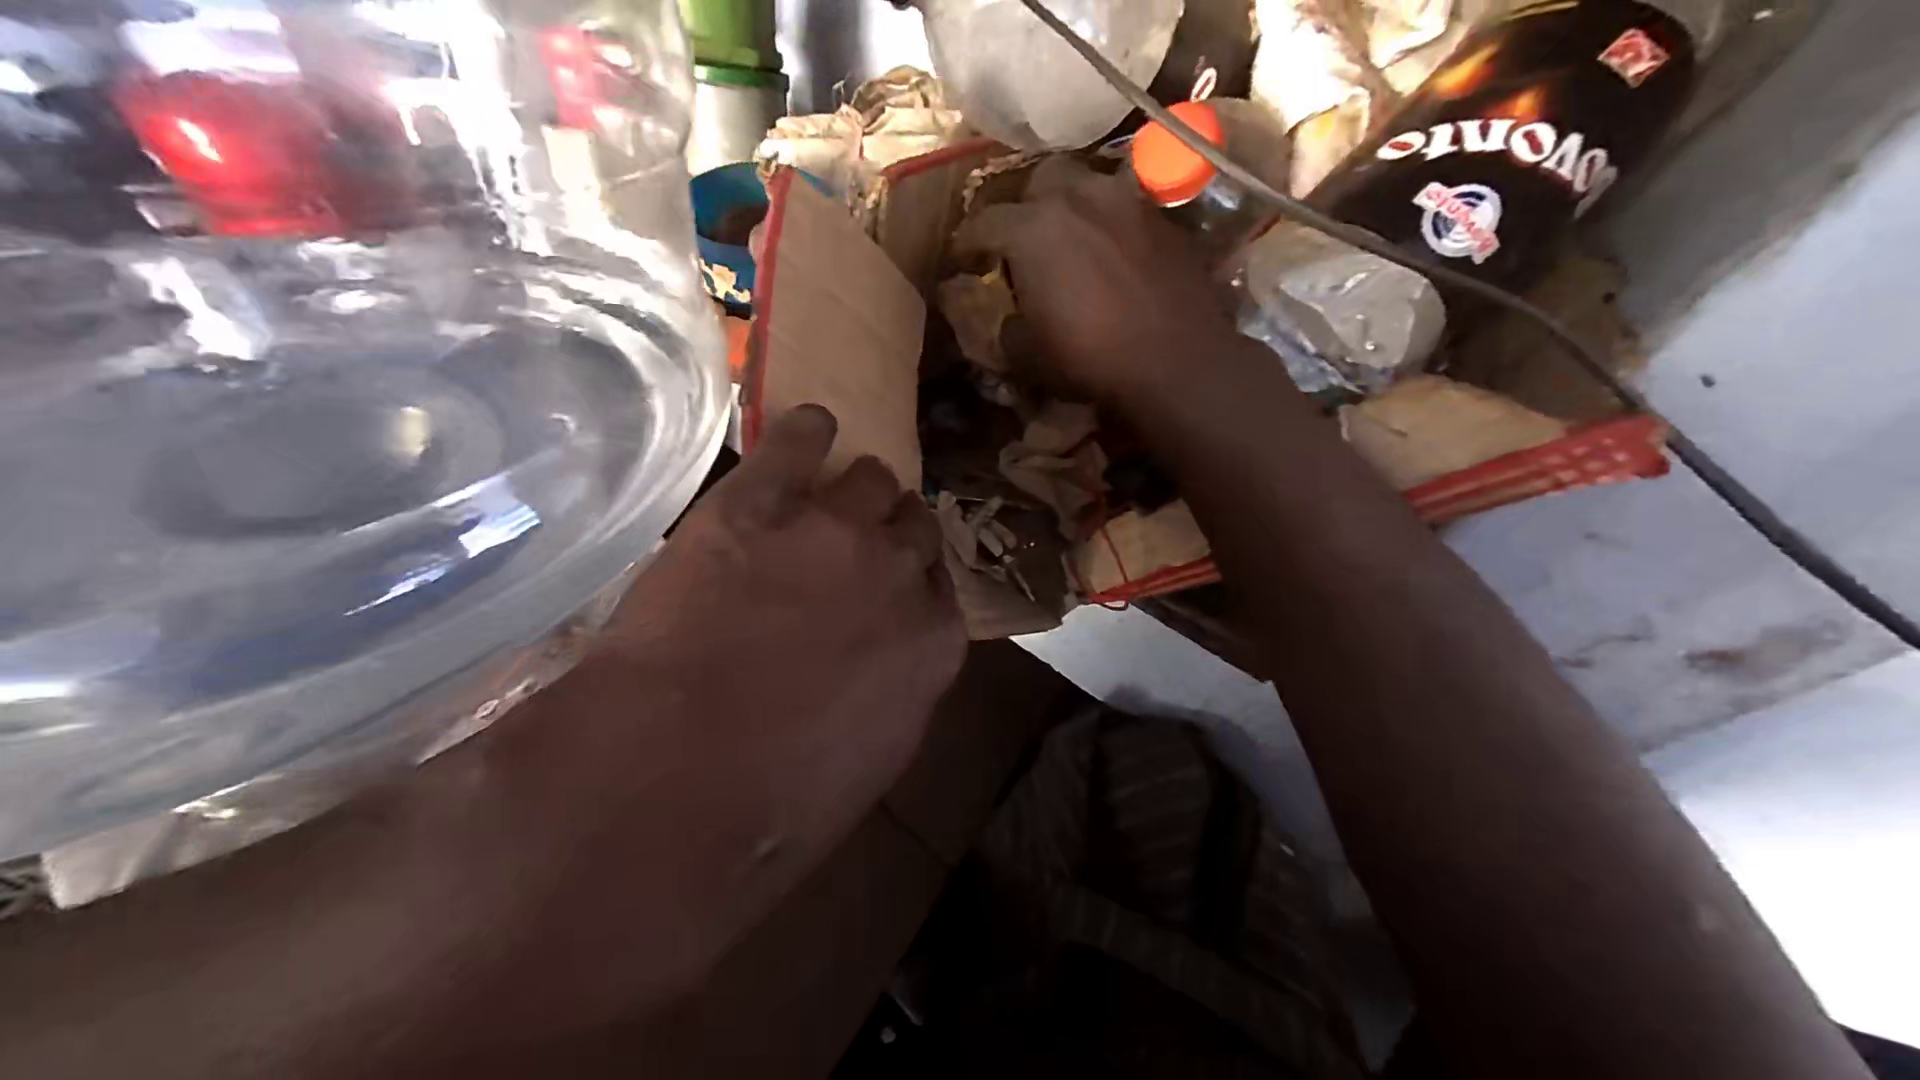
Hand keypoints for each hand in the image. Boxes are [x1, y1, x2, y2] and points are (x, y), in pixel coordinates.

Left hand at [446, 405, 965, 1026]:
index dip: (910, 580)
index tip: (886, 585)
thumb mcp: (868, 755)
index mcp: (934, 641)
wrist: (668, 783)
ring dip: (852, 491)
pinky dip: (807, 433)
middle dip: (887, 532)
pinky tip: (806, 430)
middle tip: (850, 547)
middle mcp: (898, 571)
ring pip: (870, 478)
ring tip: (822, 499)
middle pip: (911, 522)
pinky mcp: (756, 505)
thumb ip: (896, 686)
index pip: (939, 583)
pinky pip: (801, 440)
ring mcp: (831, 530)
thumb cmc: (771, 802)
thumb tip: (887, 655)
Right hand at [951, 169, 1241, 402]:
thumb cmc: (1088, 359)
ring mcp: (1125, 201)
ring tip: (1068, 235)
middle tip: (1019, 236)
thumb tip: (1007, 320)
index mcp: (1032, 228)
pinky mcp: (1161, 218)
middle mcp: (1077, 197)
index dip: (967, 242)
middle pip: (1039, 179)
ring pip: (1086, 183)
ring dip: (1069, 203)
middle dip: (1023, 203)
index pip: (985, 222)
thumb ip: (1006, 329)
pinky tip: (1109, 249)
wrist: (1175, 361)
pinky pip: (1123, 205)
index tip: (962, 258)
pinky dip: (1107, 221)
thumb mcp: (1027, 356)